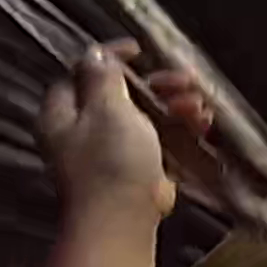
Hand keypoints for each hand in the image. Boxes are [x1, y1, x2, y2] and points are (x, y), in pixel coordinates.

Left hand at [38, 40, 210, 231]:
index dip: (111, 58)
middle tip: (186, 81)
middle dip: (159, 83)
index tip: (142, 50)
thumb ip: (103, 78)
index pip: (83, 73)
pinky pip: (162, 133)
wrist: (124, 215)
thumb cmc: (111, 159)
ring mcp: (114, 146)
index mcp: (65, 113)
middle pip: (124, 91)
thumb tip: (94, 52)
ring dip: (178, 103)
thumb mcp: (108, 110)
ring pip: (149, 112)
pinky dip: (182, 125)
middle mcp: (85, 127)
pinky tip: (202, 124)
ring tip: (200, 107)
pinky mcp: (140, 162)